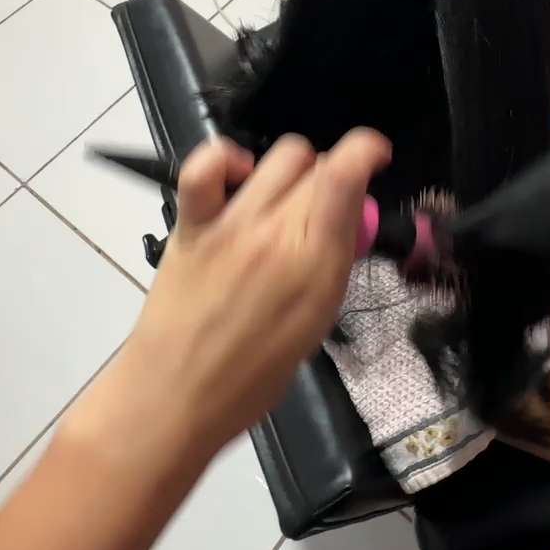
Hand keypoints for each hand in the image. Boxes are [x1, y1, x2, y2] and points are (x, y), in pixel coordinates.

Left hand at [102, 130, 390, 447]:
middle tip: (327, 203)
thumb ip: (333, 262)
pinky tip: (238, 175)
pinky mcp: (192, 224)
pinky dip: (226, 158)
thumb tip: (343, 220)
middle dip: (335, 173)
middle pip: (319, 163)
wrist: (175, 400)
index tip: (375, 154)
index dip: (366, 148)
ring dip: (297, 166)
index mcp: (316, 264)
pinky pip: (205, 167)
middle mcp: (277, 233)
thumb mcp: (317, 322)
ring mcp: (232, 224)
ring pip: (281, 155)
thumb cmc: (251, 376)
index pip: (346, 174)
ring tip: (287, 193)